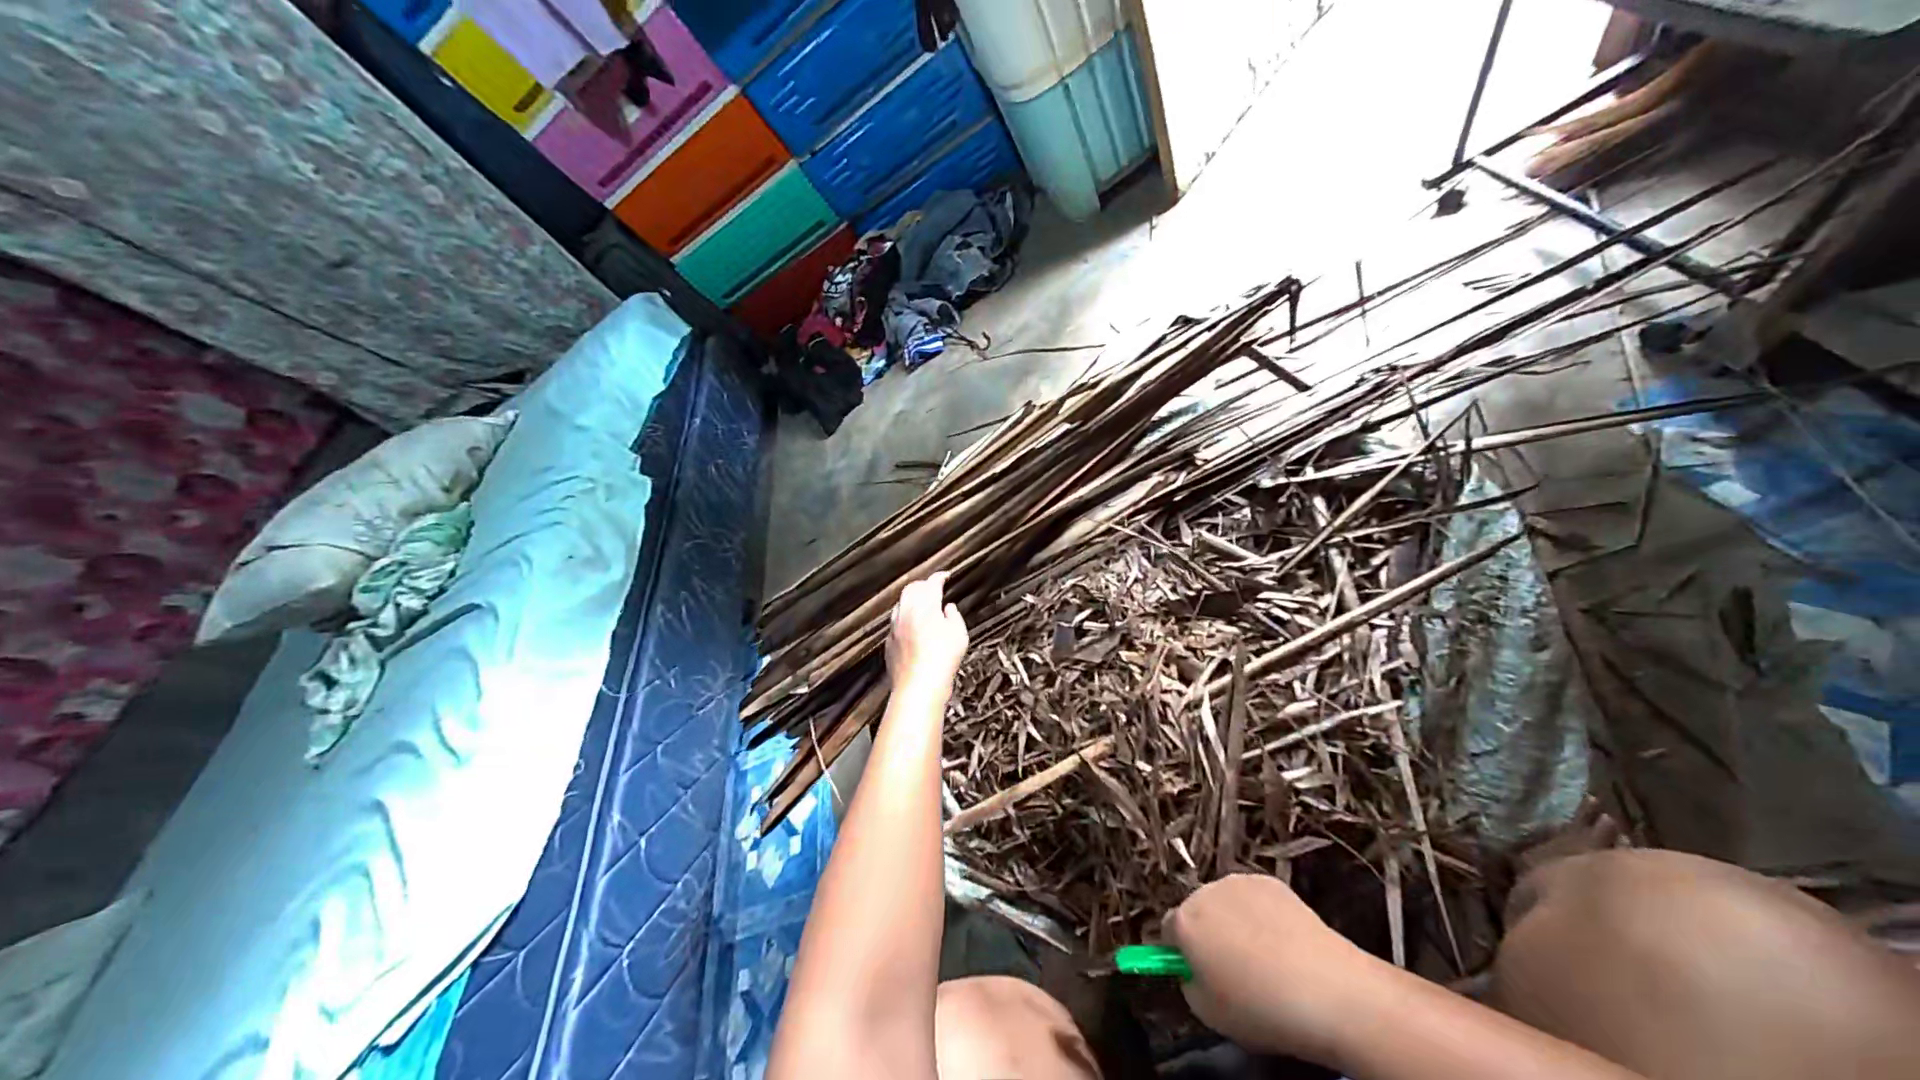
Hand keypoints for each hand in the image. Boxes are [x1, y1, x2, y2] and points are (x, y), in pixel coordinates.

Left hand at [886, 571, 968, 699]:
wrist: (919, 686)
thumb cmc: (943, 660)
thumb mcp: (959, 634)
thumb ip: (953, 616)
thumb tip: (948, 608)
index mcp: (925, 605)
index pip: (932, 583)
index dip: (940, 577)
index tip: (946, 576)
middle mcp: (906, 612)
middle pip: (911, 589)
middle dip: (923, 585)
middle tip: (934, 589)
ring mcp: (894, 627)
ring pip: (900, 605)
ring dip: (912, 601)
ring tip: (923, 607)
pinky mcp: (889, 642)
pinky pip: (895, 623)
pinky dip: (905, 619)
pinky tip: (913, 628)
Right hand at [1163, 874, 1386, 1061]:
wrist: (1331, 991)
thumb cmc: (1262, 1009)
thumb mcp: (1208, 1013)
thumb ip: (1189, 983)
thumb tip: (1195, 970)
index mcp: (1183, 922)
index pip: (1166, 930)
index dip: (1181, 953)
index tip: (1200, 974)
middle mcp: (1205, 892)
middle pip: (1197, 912)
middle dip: (1209, 934)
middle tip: (1235, 970)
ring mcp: (1240, 882)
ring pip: (1226, 903)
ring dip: (1234, 922)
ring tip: (1266, 958)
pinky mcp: (1272, 881)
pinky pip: (1255, 899)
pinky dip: (1262, 915)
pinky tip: (1285, 943)